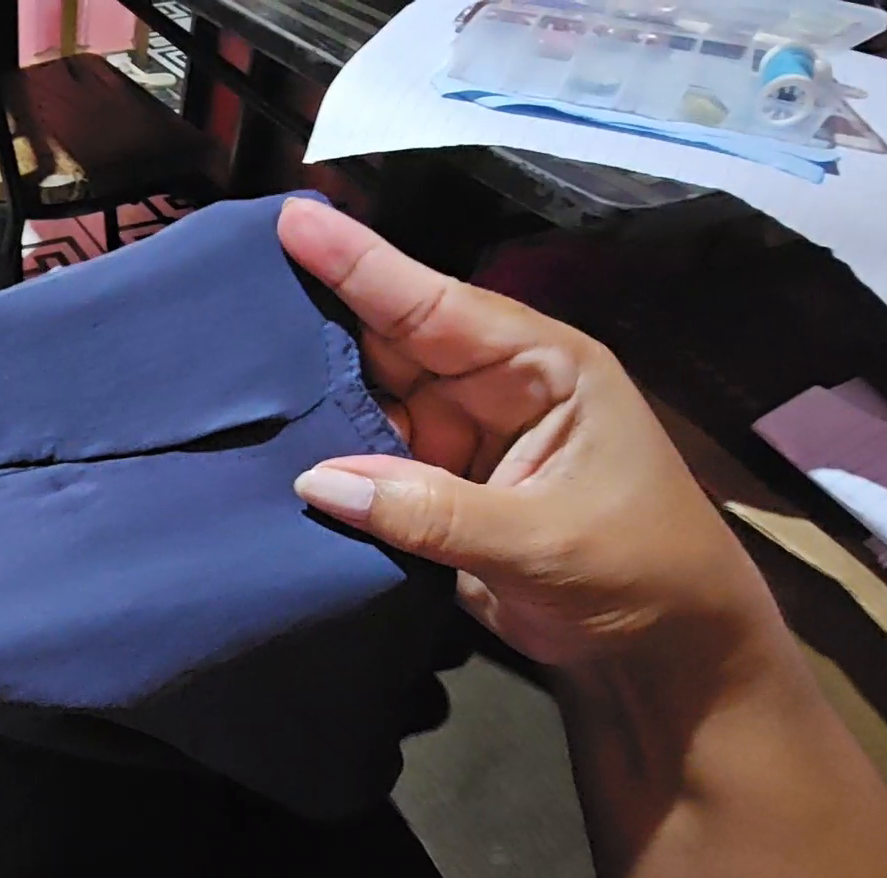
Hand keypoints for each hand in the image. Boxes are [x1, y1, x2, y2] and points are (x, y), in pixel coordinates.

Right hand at [278, 198, 779, 675]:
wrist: (653, 649)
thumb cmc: (636, 572)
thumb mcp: (541, 540)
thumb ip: (428, 511)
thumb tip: (314, 480)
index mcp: (539, 370)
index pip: (436, 306)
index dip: (361, 265)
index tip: (293, 219)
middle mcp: (488, 390)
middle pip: (389, 342)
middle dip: (318, 312)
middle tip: (239, 282)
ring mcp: (451, 439)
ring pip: (366, 400)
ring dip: (309, 389)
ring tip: (232, 355)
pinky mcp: (425, 485)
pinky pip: (361, 457)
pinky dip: (320, 452)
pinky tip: (269, 436)